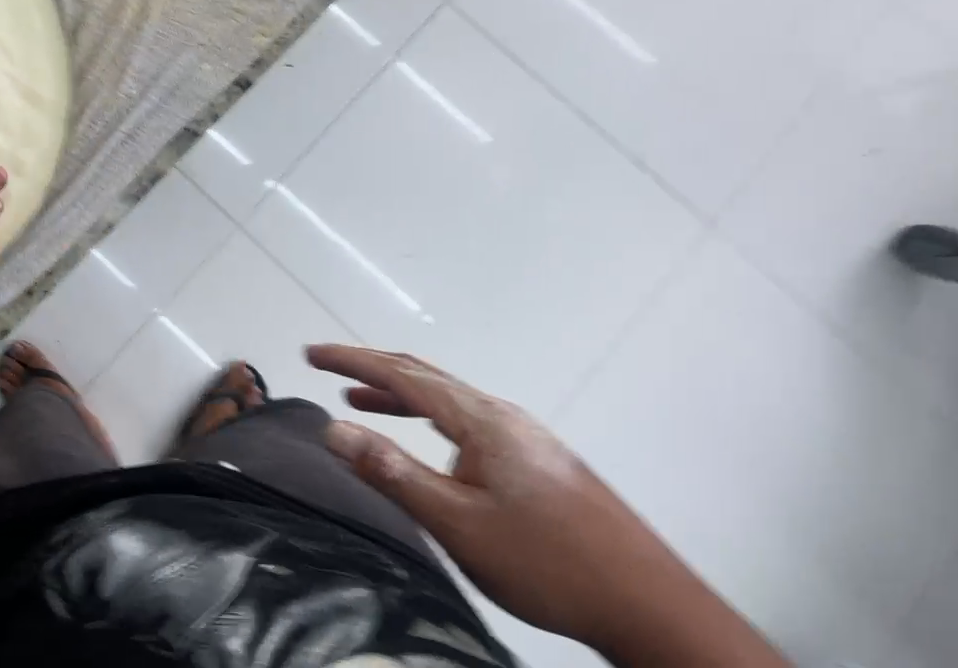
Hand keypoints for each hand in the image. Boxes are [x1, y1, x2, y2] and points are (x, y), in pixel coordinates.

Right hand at [306, 345, 761, 659]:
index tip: (309, 354)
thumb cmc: (544, 561)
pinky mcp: (538, 462)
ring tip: (360, 403)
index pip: (401, 374)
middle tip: (326, 366)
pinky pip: (467, 421)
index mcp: (480, 419)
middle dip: (371, 368)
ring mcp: (525, 438)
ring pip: (448, 400)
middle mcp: (502, 416)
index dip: (351, 360)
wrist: (651, 606)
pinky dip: (429, 417)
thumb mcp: (455, 521)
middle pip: (425, 376)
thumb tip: (332, 428)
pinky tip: (430, 445)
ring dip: (399, 395)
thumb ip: (390, 472)